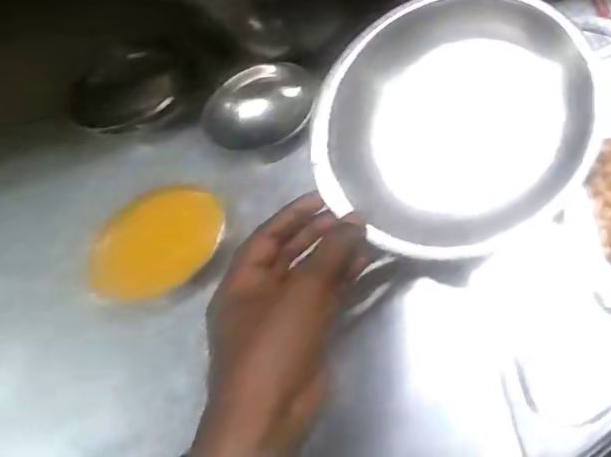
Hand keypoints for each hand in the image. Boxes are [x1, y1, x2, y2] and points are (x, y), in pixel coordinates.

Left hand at [193, 193, 365, 456]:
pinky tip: (367, 259)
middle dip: (321, 231)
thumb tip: (356, 218)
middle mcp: (260, 295)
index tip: (326, 194)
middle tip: (353, 211)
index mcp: (242, 283)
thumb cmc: (273, 344)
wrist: (269, 417)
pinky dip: (344, 277)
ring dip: (338, 253)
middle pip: (292, 252)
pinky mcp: (306, 333)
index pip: (268, 235)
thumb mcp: (302, 290)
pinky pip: (326, 295)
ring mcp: (284, 316)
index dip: (296, 213)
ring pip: (313, 273)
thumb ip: (331, 251)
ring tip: (368, 230)